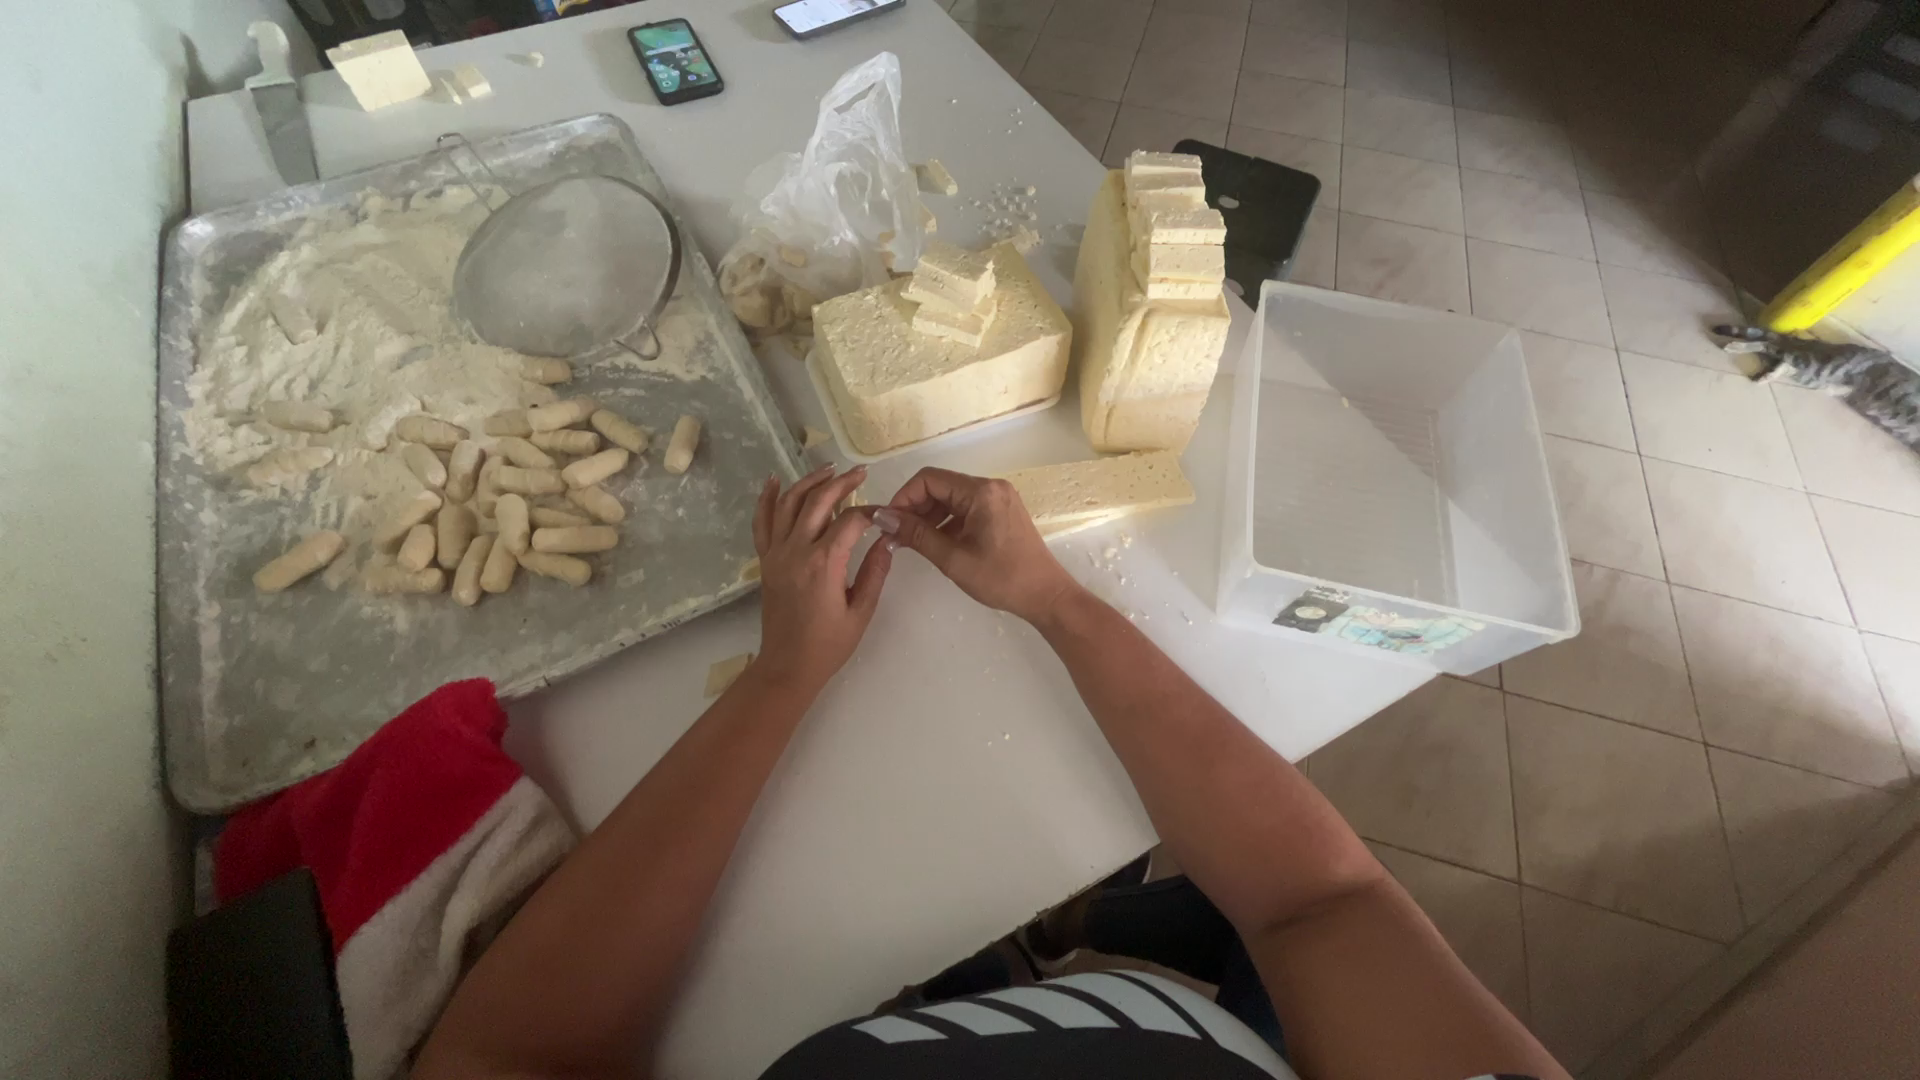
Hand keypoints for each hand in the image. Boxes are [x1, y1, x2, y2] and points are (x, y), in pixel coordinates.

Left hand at [751, 465, 892, 694]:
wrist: (787, 666)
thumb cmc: (829, 645)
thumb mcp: (861, 611)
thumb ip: (875, 572)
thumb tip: (888, 540)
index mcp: (823, 564)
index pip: (851, 521)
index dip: (871, 512)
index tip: (885, 514)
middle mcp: (796, 551)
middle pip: (818, 502)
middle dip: (842, 483)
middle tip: (861, 472)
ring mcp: (776, 554)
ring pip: (789, 504)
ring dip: (809, 482)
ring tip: (829, 469)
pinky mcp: (766, 561)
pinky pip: (761, 522)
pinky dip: (767, 499)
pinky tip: (775, 480)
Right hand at [875, 467, 1082, 624]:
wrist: (1045, 595)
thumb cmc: (1001, 578)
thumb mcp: (952, 558)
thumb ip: (916, 534)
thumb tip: (882, 518)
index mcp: (981, 492)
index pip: (929, 479)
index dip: (903, 498)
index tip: (888, 522)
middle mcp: (991, 487)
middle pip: (940, 486)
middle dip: (914, 508)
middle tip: (896, 535)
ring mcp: (998, 498)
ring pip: (951, 498)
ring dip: (929, 516)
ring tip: (912, 542)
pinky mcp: (1001, 512)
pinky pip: (966, 509)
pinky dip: (947, 522)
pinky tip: (936, 543)